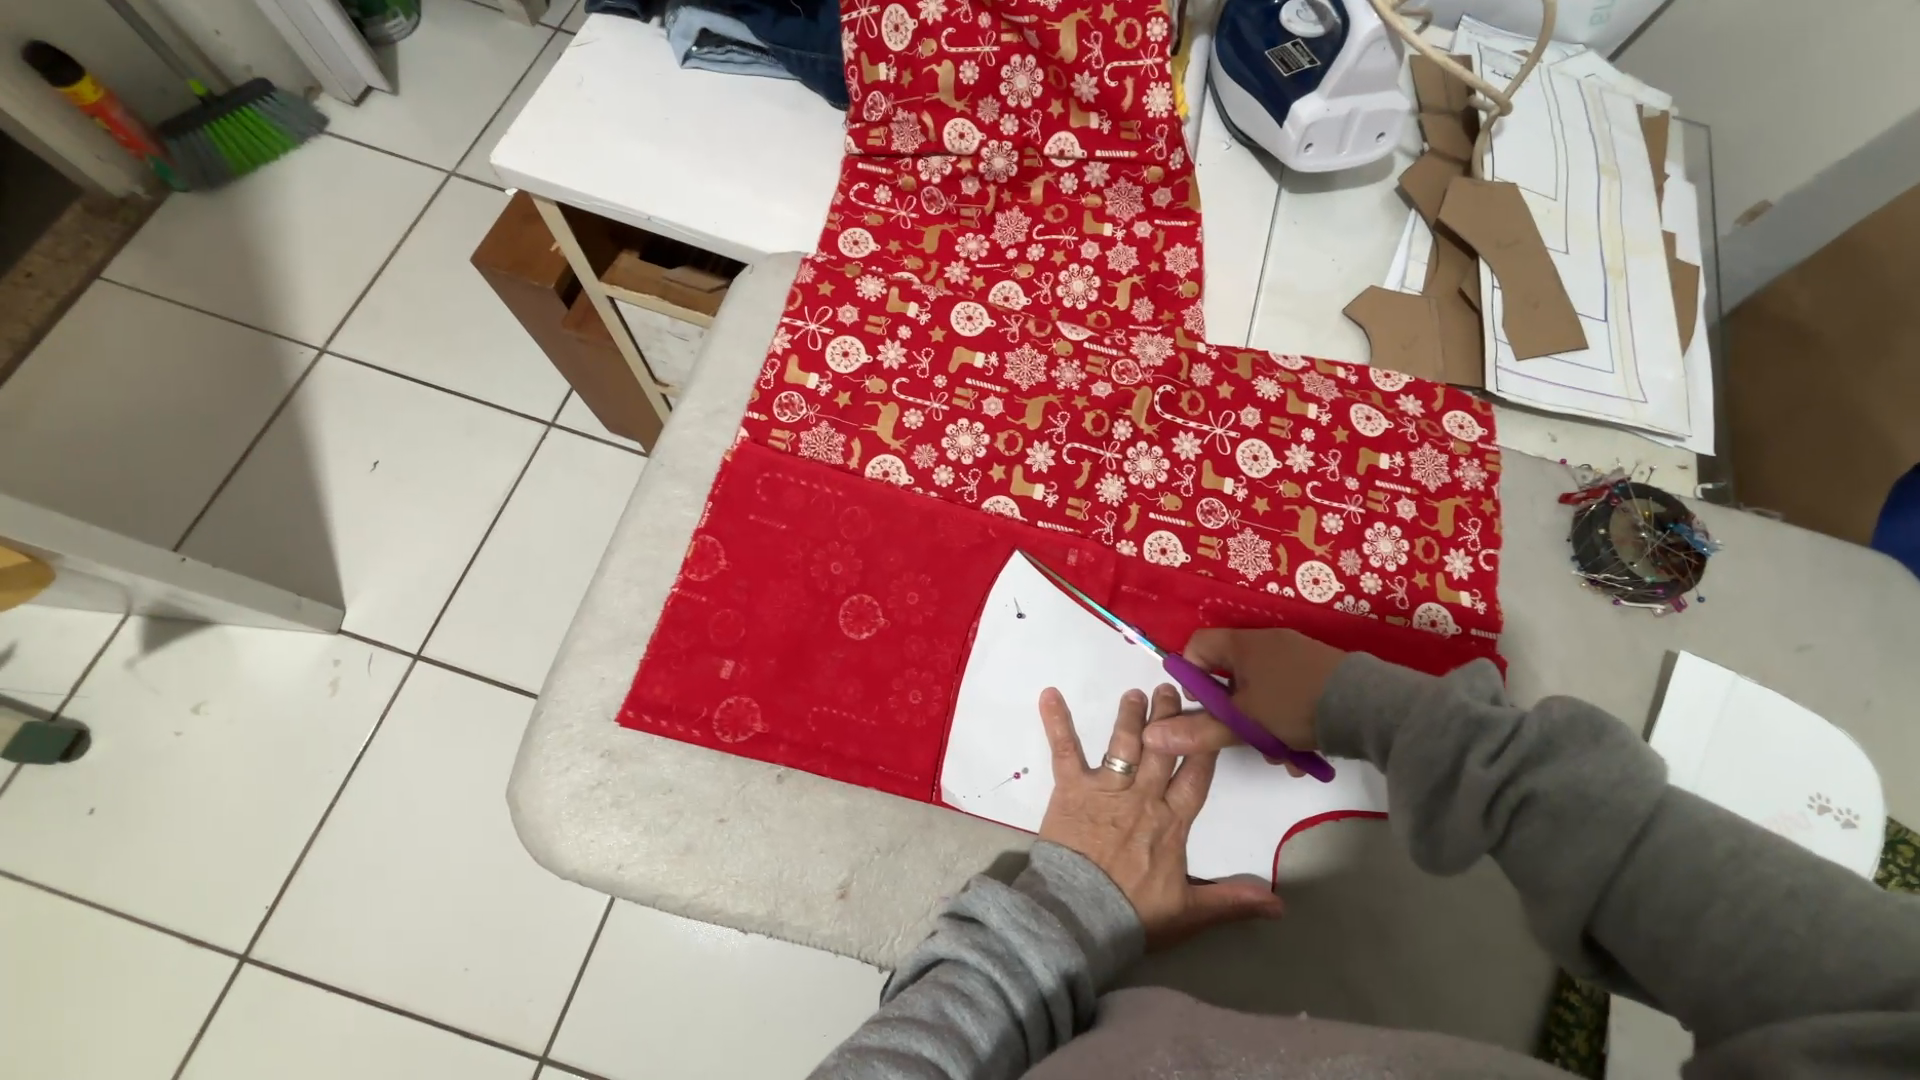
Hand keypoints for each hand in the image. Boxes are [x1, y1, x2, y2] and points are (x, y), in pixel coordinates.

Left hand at [1036, 683, 1285, 948]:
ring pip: (1123, 744)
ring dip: (1129, 717)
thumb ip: (1231, 901)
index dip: (1203, 748)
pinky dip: (1056, 722)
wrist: (1079, 916)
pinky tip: (1049, 694)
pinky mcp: (1071, 789)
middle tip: (1169, 689)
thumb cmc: (1132, 915)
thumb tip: (1279, 904)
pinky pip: (1065, 750)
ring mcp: (1106, 789)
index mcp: (1172, 822)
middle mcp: (1143, 797)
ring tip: (1134, 694)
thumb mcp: (1189, 913)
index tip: (1210, 720)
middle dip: (1168, 719)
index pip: (1195, 777)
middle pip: (1162, 750)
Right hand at [1142, 628, 1345, 774]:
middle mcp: (1268, 643)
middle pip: (1231, 677)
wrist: (1371, 707)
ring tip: (1282, 757)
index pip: (1197, 646)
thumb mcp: (1243, 723)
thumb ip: (1198, 731)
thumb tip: (1150, 736)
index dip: (1191, 676)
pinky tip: (1303, 753)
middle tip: (1242, 741)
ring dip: (1264, 727)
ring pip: (1262, 693)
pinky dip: (1289, 723)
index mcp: (1243, 645)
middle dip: (1234, 716)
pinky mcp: (1322, 673)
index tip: (1202, 707)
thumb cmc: (1295, 706)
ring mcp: (1297, 656)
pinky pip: (1289, 696)